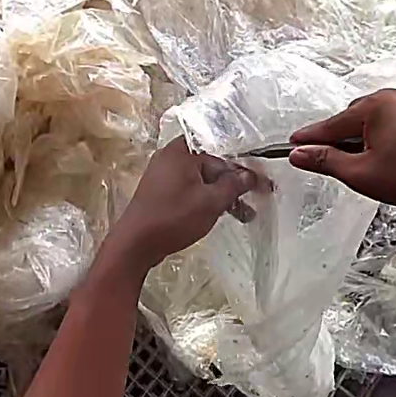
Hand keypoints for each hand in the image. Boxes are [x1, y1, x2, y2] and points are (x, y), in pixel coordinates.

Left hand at [101, 137, 260, 272]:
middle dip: (233, 184)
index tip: (261, 184)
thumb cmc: (174, 217)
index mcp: (181, 151)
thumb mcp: (211, 202)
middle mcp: (170, 157)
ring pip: (201, 179)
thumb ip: (234, 185)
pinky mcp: (159, 192)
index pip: (221, 152)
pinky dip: (204, 199)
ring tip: (244, 215)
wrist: (135, 244)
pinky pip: (189, 189)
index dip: (243, 168)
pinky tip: (219, 214)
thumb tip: (252, 175)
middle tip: (254, 200)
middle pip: (211, 165)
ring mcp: (162, 175)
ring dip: (221, 195)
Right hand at [288, 87, 395, 216]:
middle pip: (362, 117)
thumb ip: (327, 161)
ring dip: (380, 137)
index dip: (312, 137)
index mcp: (377, 106)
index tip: (296, 143)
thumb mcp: (362, 174)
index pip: (333, 123)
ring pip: (391, 119)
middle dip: (349, 137)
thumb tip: (300, 154)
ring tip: (382, 164)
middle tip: (342, 160)